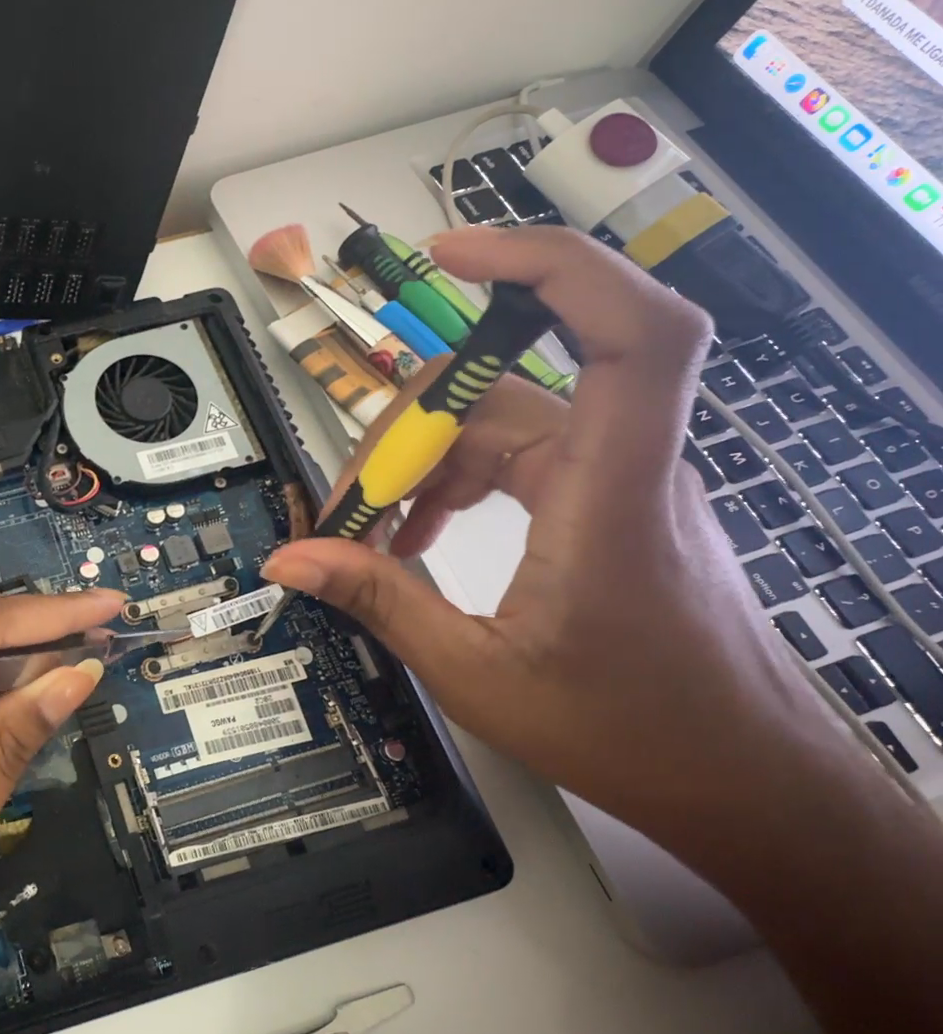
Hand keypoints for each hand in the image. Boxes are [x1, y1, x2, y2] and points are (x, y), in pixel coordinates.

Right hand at [261, 226, 878, 834]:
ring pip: (498, 424)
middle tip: (345, 510)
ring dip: (420, 468)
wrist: (742, 780)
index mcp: (612, 494)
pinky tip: (413, 540)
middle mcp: (622, 465)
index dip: (548, 266)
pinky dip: (451, 485)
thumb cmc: (630, 733)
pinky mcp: (605, 501)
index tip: (452, 253)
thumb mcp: (477, 674)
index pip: (628, 332)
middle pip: (503, 390)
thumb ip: (380, 601)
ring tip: (368, 536)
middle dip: (405, 435)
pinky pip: (514, 459)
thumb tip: (291, 558)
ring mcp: (615, 480)